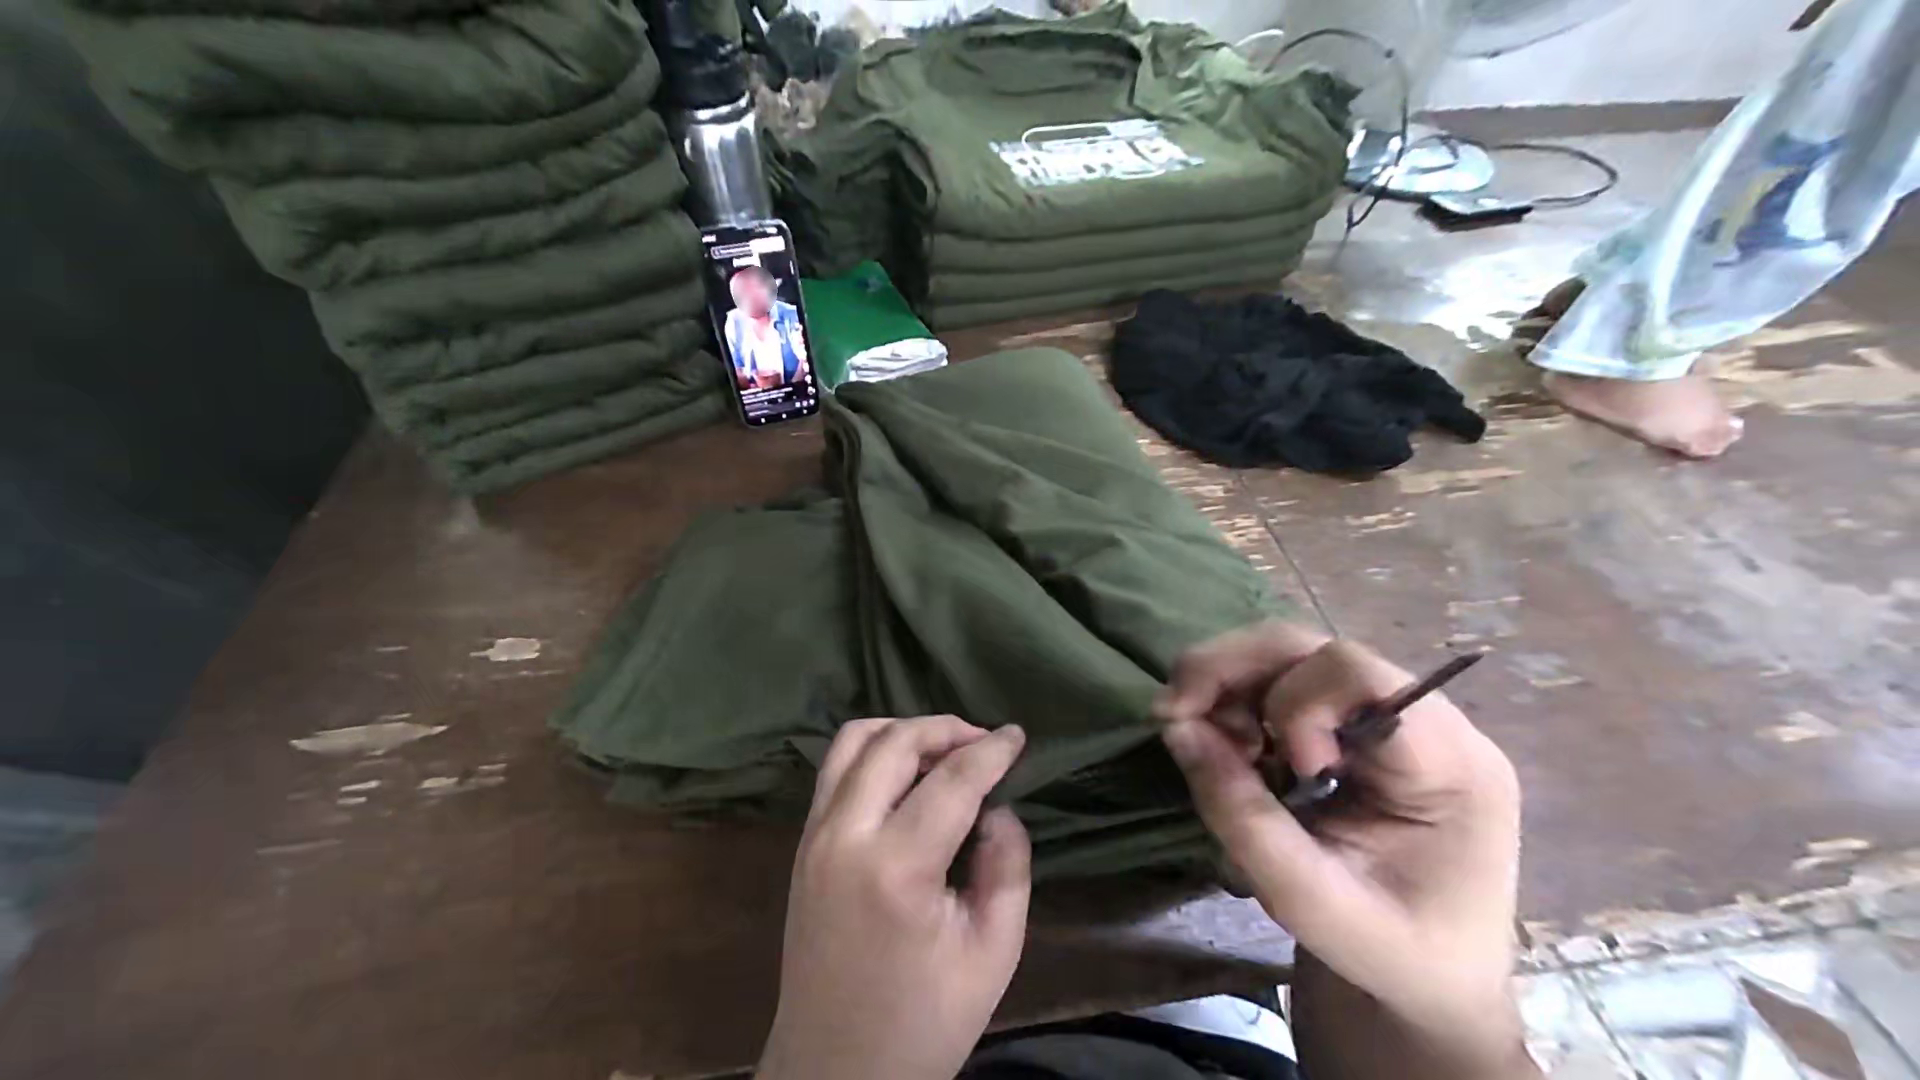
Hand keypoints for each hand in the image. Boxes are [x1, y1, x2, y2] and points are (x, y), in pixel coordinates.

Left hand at [758, 717, 1030, 1079]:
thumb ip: (1008, 866)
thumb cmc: (924, 1020)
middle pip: (895, 742)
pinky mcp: (802, 842)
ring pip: (854, 741)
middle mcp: (845, 837)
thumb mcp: (994, 952)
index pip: (951, 781)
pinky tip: (905, 772)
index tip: (1019, 735)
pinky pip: (835, 768)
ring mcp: (814, 835)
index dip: (991, 751)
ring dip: (903, 730)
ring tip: (943, 749)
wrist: (833, 1070)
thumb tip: (998, 807)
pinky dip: (874, 750)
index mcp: (896, 869)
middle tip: (985, 743)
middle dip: (946, 729)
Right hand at [1158, 623, 1534, 1079]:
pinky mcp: (1349, 723)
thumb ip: (1243, 818)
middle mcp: (1423, 719)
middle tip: (1175, 711)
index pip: (1357, 673)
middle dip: (1230, 669)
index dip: (1295, 703)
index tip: (1280, 769)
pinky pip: (1278, 682)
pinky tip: (1230, 744)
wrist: (1425, 979)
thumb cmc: (1390, 951)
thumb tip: (1177, 728)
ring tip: (1203, 736)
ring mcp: (1383, 716)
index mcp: (1450, 763)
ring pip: (1285, 655)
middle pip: (1309, 647)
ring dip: (1226, 684)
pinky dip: (1234, 700)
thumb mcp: (1313, 903)